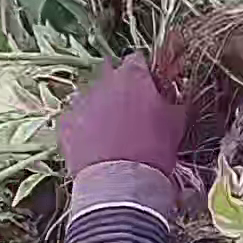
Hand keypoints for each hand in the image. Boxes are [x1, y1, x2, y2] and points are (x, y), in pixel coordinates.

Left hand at [58, 55, 186, 176]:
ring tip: (112, 130)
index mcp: (132, 76)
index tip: (151, 88)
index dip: (145, 74)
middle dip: (120, 86)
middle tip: (131, 109)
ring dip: (101, 105)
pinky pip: (75, 117)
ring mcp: (80, 101)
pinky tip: (95, 142)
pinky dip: (83, 125)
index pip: (138, 60)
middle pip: (110, 73)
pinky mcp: (65, 123)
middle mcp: (103, 81)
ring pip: (91, 95)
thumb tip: (173, 96)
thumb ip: (174, 101)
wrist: (120, 183)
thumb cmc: (154, 149)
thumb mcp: (176, 123)